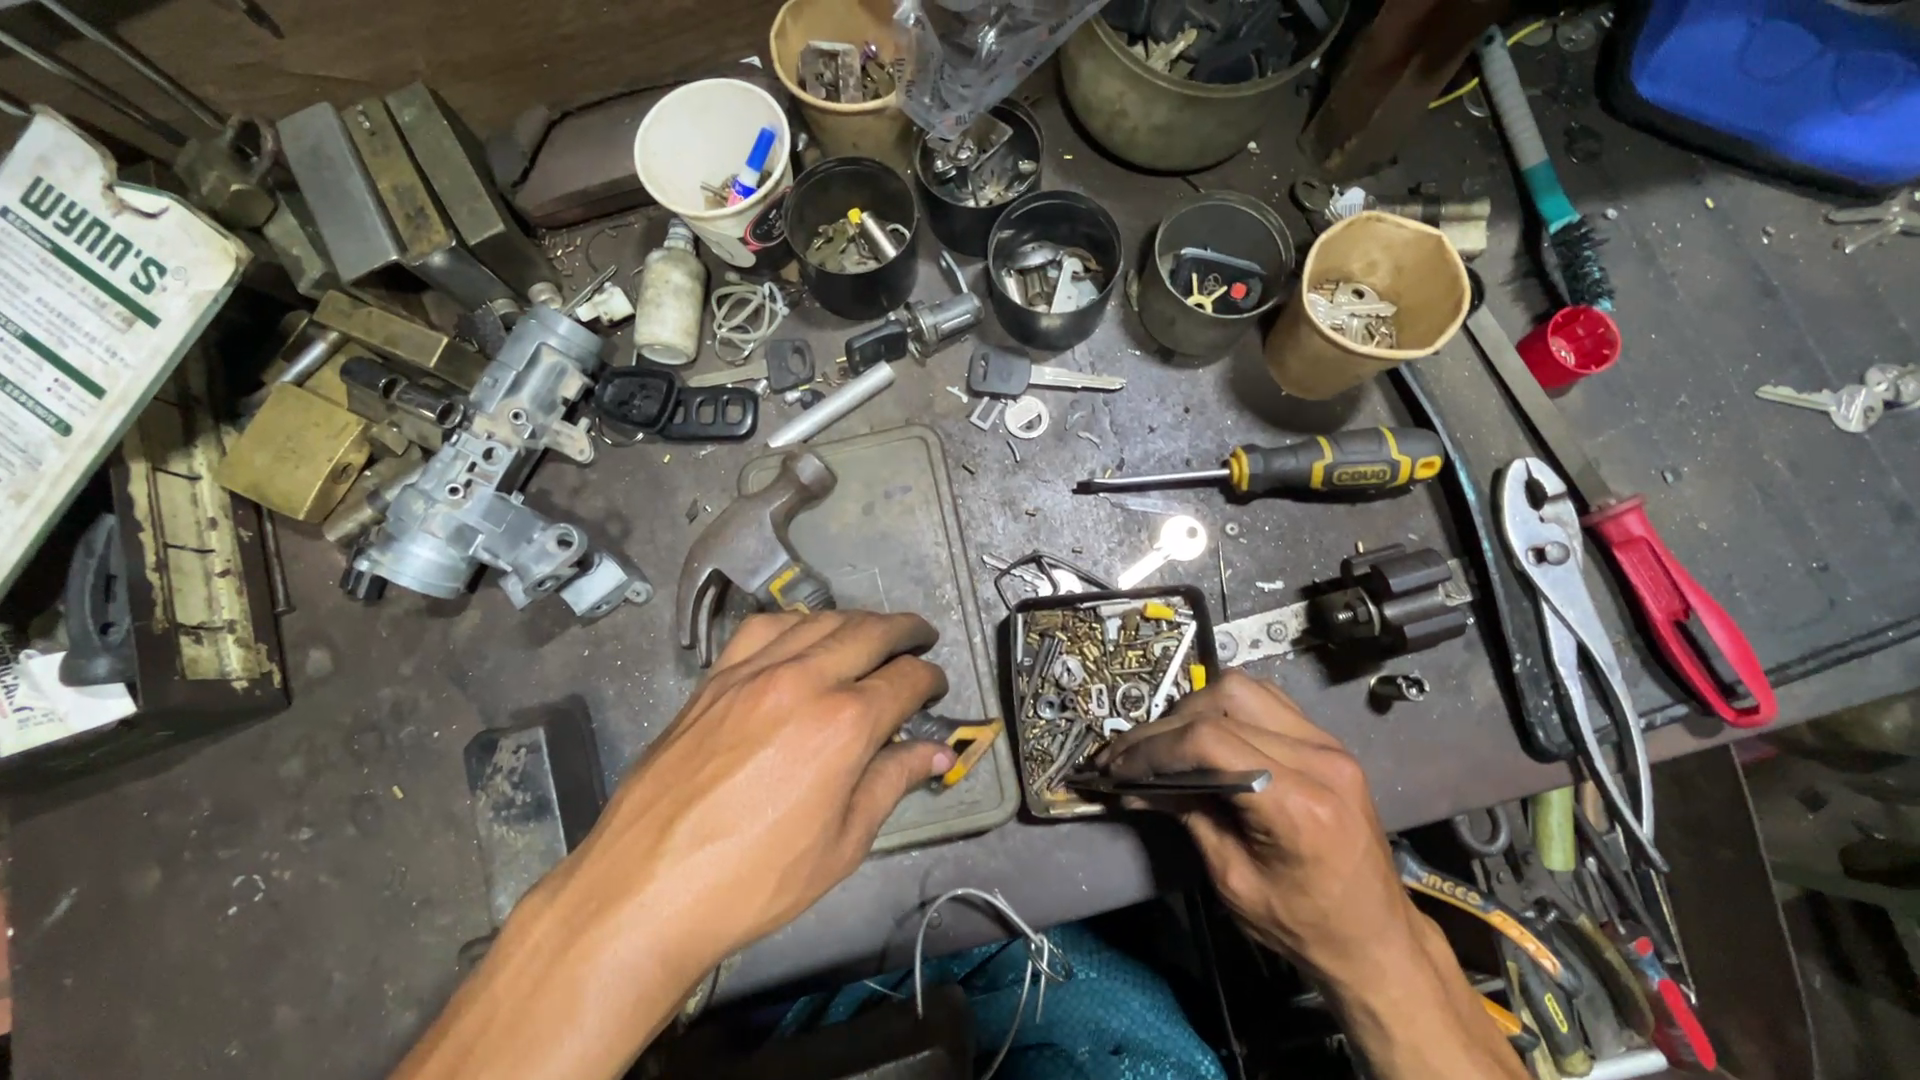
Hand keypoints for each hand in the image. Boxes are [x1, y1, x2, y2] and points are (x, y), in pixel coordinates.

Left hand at [533, 611, 954, 975]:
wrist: (647, 888)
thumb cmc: (757, 880)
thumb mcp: (843, 843)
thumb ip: (892, 782)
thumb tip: (937, 752)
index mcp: (844, 724)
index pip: (905, 680)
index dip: (930, 679)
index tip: (937, 687)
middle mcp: (802, 681)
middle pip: (867, 633)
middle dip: (905, 631)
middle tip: (922, 637)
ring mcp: (752, 674)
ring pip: (817, 622)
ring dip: (855, 621)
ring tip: (872, 632)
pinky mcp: (714, 681)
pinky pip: (762, 630)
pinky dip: (795, 624)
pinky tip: (802, 638)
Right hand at [1095, 672, 1417, 985]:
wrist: (1376, 938)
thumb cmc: (1304, 925)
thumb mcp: (1232, 878)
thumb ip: (1188, 816)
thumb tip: (1134, 784)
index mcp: (1298, 804)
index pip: (1208, 742)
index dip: (1152, 749)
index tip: (1117, 768)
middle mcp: (1319, 758)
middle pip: (1220, 706)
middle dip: (1162, 730)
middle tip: (1126, 758)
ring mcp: (1328, 743)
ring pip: (1241, 690)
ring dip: (1191, 710)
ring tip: (1163, 745)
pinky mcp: (1327, 742)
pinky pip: (1265, 700)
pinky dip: (1224, 709)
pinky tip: (1202, 736)